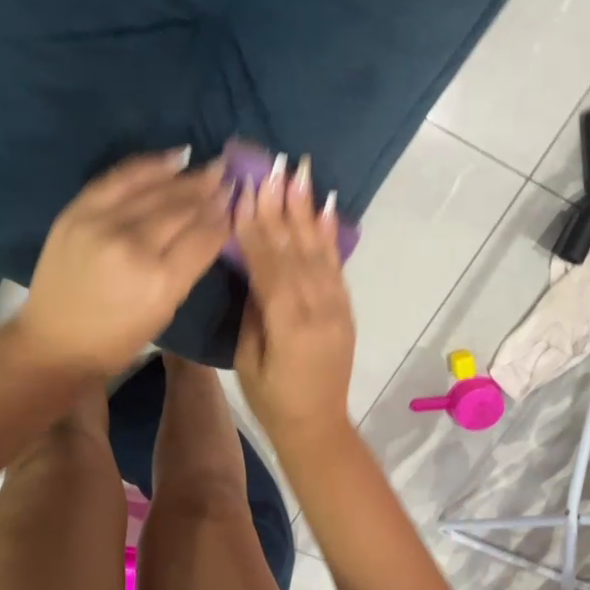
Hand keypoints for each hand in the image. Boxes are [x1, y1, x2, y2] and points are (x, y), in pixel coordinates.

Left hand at [14, 148, 230, 375]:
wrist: (55, 342)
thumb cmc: (117, 340)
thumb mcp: (164, 311)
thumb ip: (189, 267)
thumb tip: (214, 227)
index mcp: (161, 281)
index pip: (204, 236)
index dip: (225, 216)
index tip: (240, 201)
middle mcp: (134, 246)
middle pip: (183, 208)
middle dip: (211, 192)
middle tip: (231, 178)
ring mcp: (103, 224)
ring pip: (156, 190)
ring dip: (188, 178)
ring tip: (210, 168)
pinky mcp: (78, 211)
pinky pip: (121, 178)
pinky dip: (150, 165)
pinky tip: (175, 159)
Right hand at [234, 154, 355, 441]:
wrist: (317, 425)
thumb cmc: (270, 398)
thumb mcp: (248, 358)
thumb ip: (253, 310)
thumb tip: (251, 265)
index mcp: (287, 324)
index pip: (268, 264)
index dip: (255, 226)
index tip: (245, 189)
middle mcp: (316, 308)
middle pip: (294, 249)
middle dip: (281, 204)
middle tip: (272, 164)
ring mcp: (335, 306)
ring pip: (317, 250)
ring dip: (306, 208)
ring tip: (298, 171)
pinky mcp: (344, 308)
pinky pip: (336, 265)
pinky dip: (329, 234)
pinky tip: (324, 207)